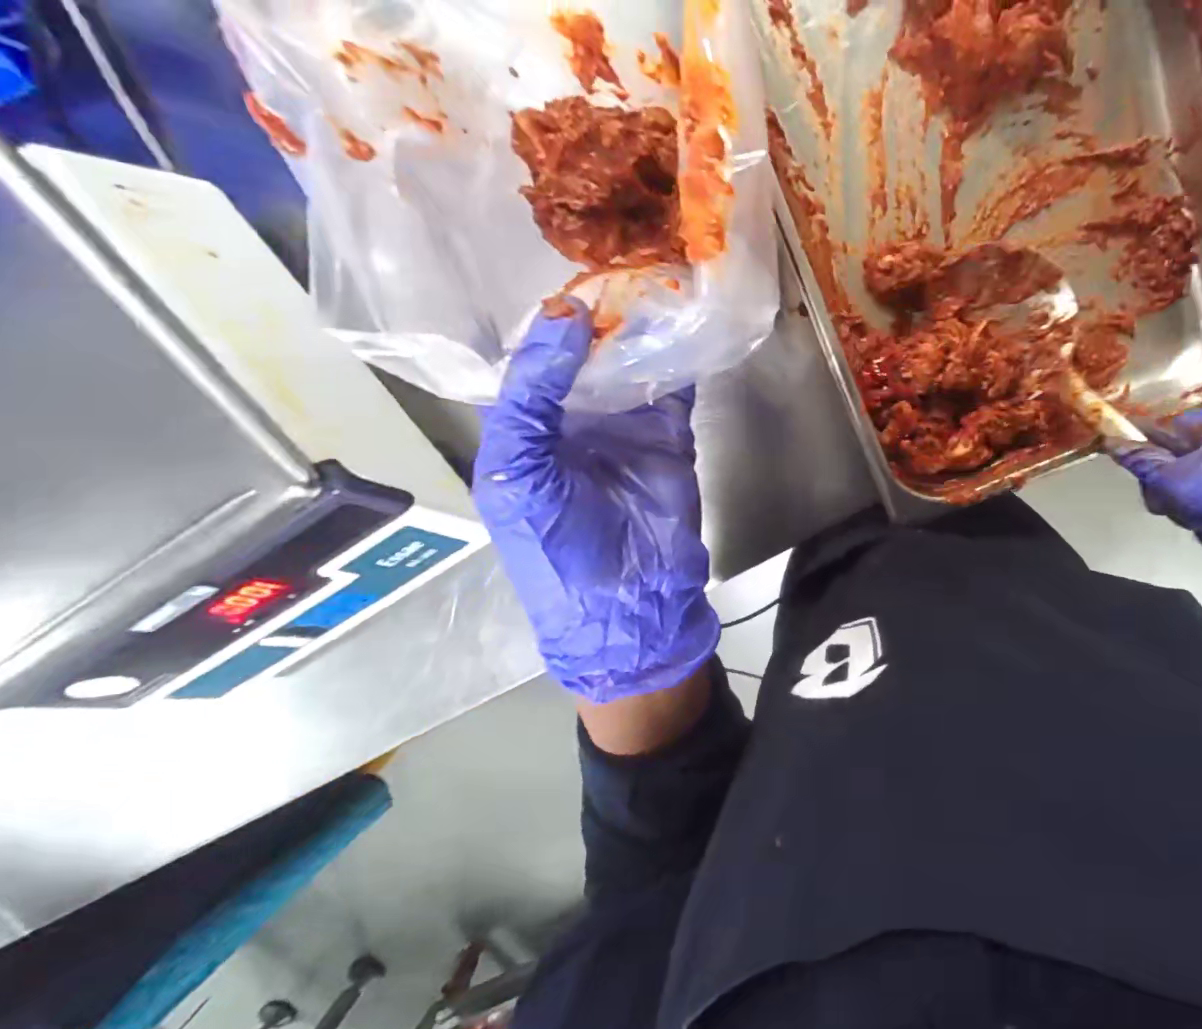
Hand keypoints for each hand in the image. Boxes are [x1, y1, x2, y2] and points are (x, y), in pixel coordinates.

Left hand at [474, 299, 717, 702]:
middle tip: (616, 253)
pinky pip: (673, 385)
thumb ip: (531, 392)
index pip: (533, 356)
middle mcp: (574, 416)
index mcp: (526, 424)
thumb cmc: (553, 545)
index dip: (545, 318)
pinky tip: (683, 314)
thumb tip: (564, 315)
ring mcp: (626, 423)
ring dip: (640, 323)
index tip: (562, 269)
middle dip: (598, 310)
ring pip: (631, 360)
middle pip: (586, 350)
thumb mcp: (517, 469)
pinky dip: (679, 352)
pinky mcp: (670, 433)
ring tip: (651, 270)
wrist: (628, 603)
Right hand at [1115, 407, 1201, 579]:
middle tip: (1178, 510)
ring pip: (1188, 489)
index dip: (1141, 456)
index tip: (1145, 483)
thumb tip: (1111, 442)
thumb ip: (1143, 464)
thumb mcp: (1178, 483)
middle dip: (1169, 494)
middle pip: (1170, 464)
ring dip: (1188, 513)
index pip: (1155, 430)